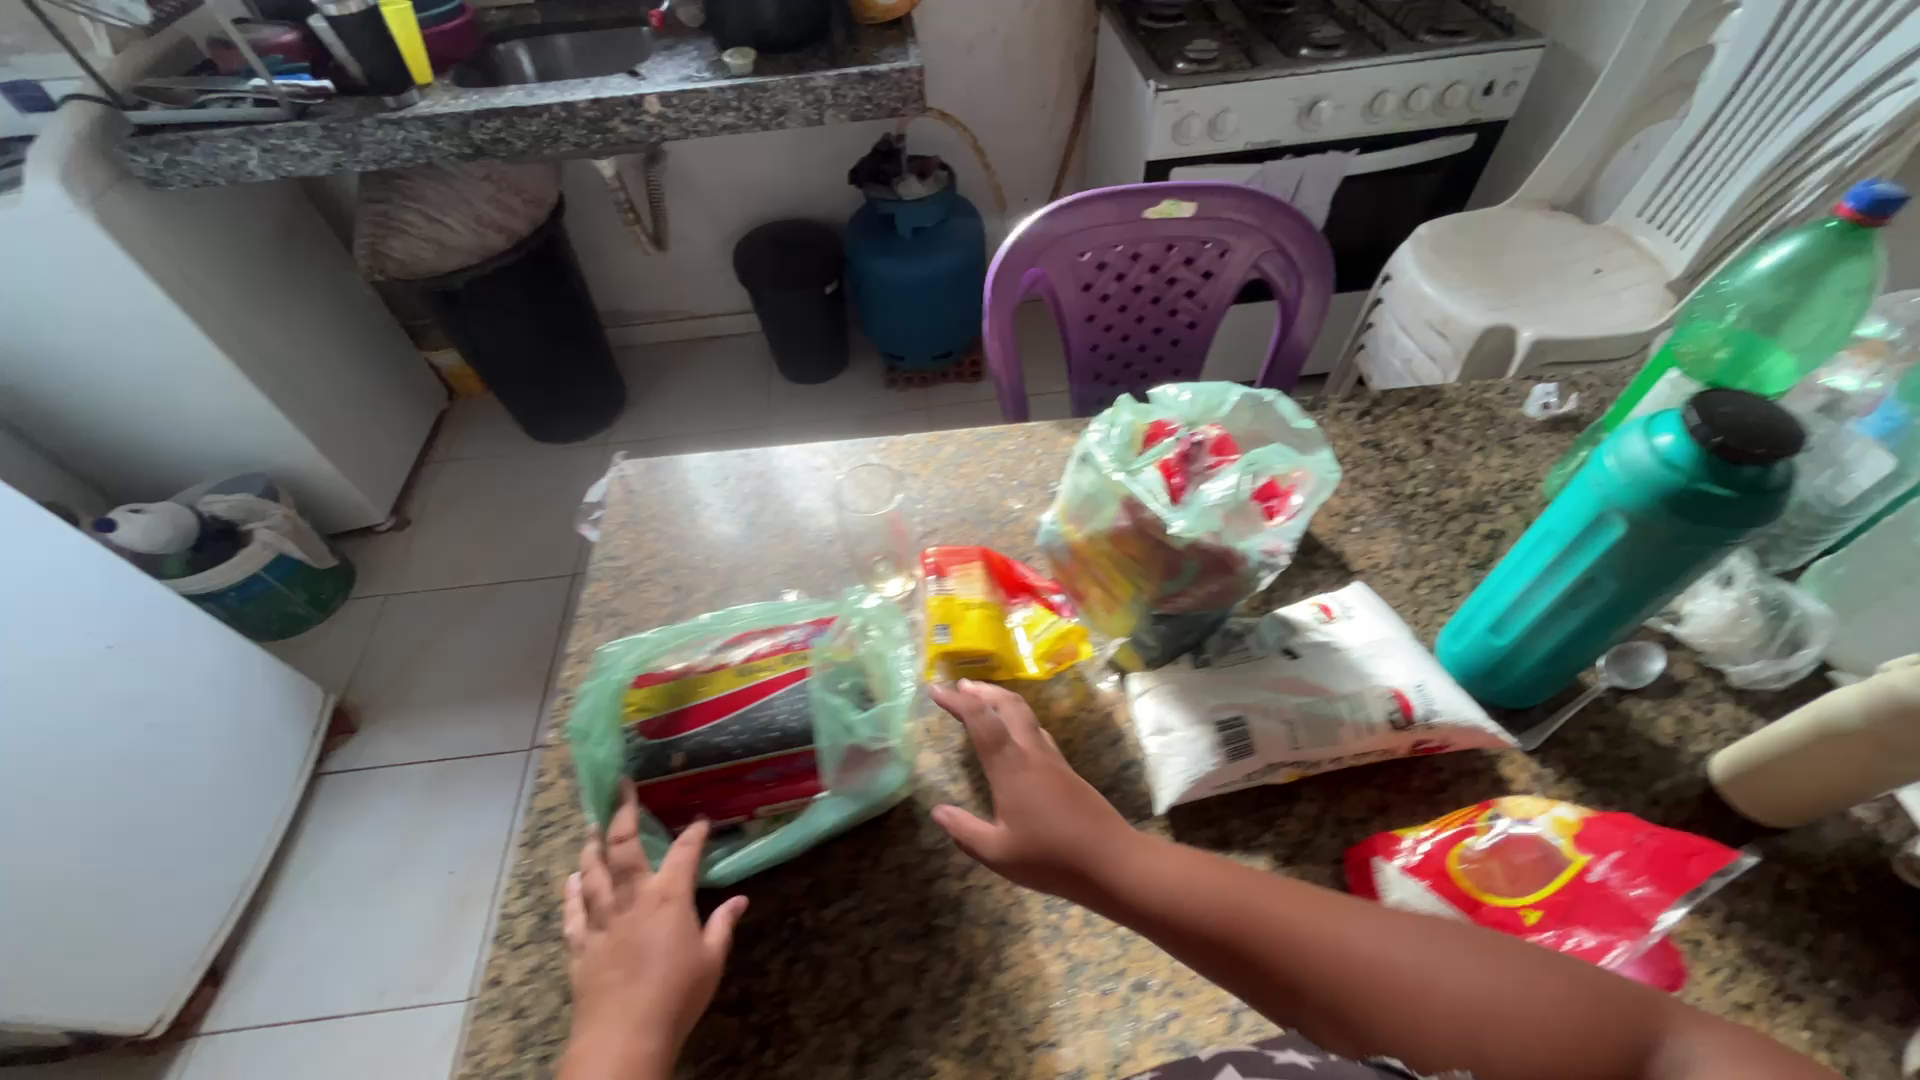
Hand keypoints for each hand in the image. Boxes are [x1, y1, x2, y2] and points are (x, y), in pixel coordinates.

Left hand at [559, 780, 747, 1079]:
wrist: (623, 1037)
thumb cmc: (676, 997)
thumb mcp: (712, 960)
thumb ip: (723, 925)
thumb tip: (740, 900)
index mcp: (669, 897)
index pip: (685, 852)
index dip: (695, 833)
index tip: (701, 820)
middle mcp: (632, 898)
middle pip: (623, 847)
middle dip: (622, 813)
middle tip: (621, 789)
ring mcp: (601, 919)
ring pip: (591, 871)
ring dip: (592, 846)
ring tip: (594, 827)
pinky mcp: (579, 944)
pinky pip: (572, 909)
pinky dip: (572, 890)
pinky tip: (571, 878)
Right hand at [928, 679, 1138, 901]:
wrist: (1111, 861)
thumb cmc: (1051, 858)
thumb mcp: (998, 854)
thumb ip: (965, 831)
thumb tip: (938, 811)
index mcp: (1011, 767)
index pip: (981, 720)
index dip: (957, 701)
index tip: (935, 690)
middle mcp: (1032, 753)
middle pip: (1009, 705)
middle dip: (982, 690)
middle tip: (960, 685)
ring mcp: (1053, 759)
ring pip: (1026, 714)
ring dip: (1001, 701)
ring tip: (982, 701)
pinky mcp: (1066, 770)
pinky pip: (1037, 731)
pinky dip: (1017, 720)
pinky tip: (1013, 735)